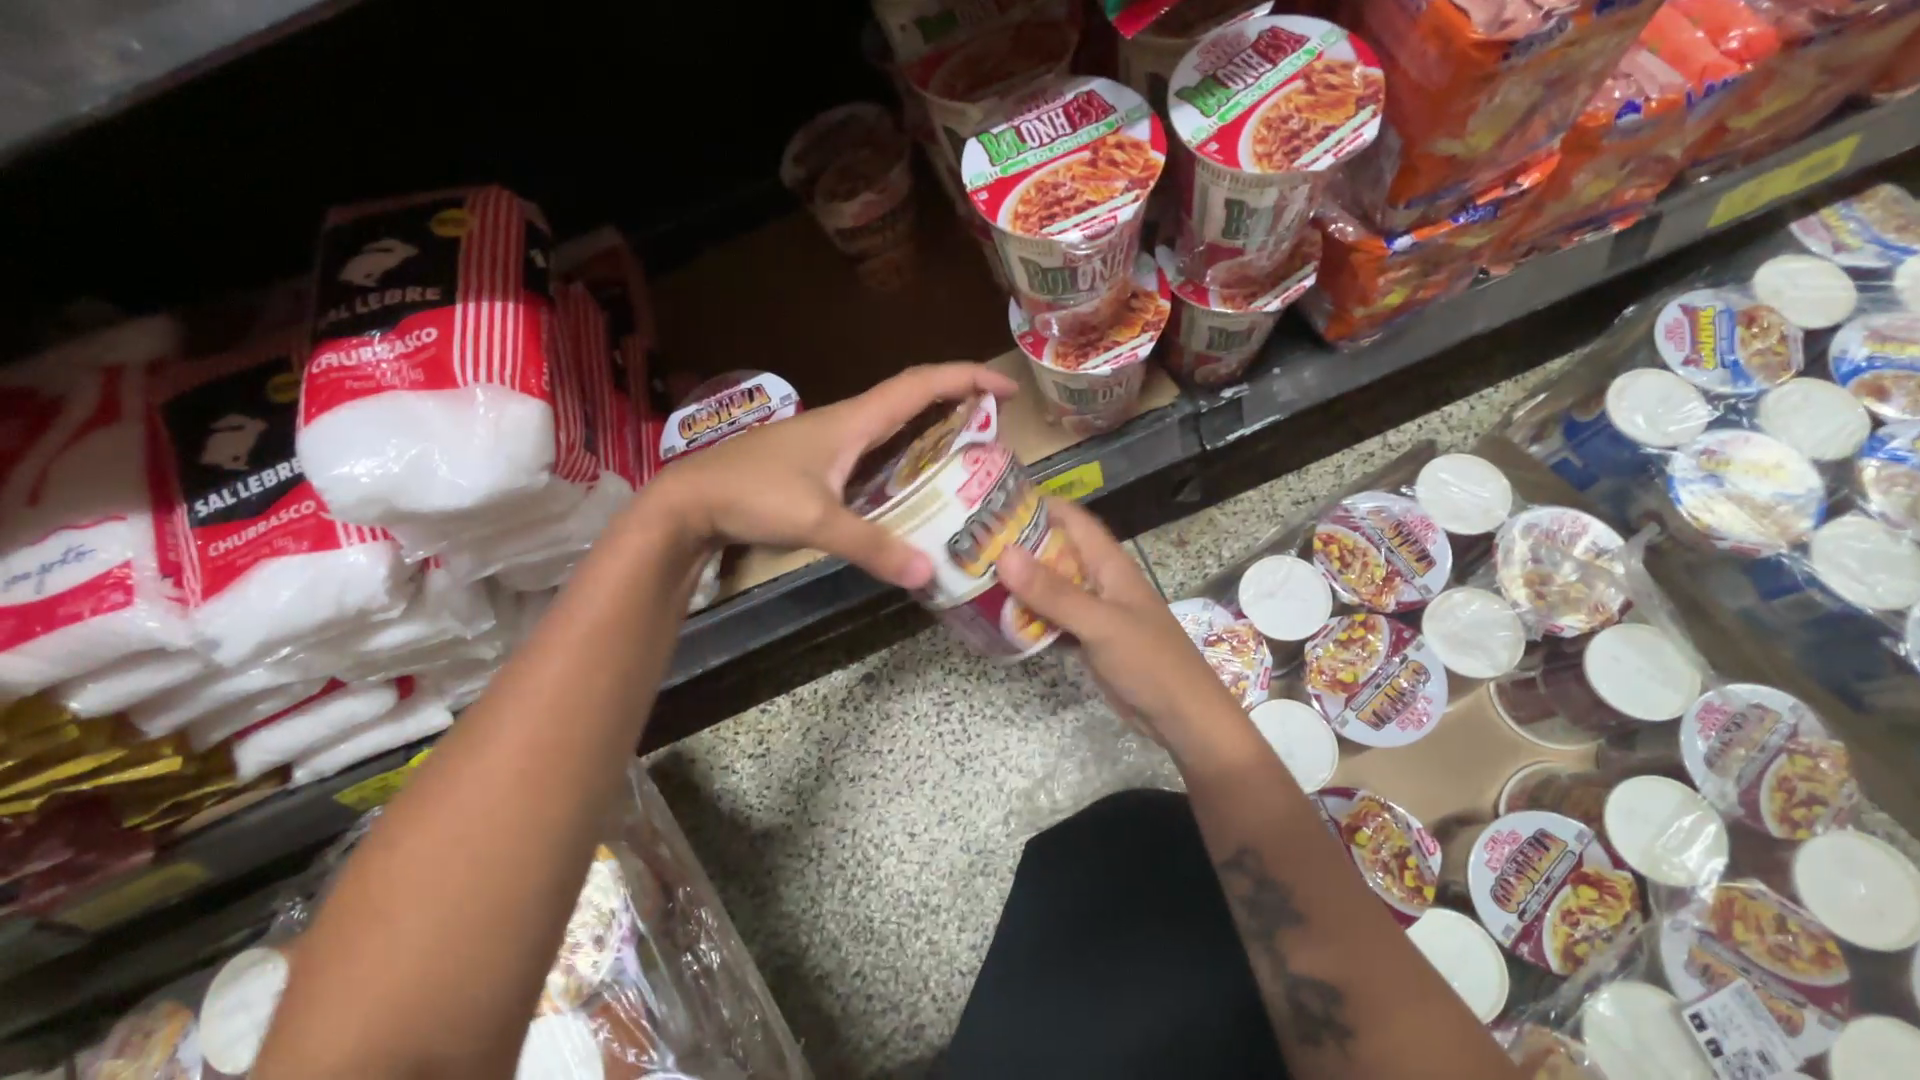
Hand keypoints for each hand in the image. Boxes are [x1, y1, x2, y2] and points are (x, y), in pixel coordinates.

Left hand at [649, 363, 1018, 588]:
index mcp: (853, 421)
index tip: (1006, 386)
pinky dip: (904, 452)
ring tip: (966, 450)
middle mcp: (846, 421)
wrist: (689, 500)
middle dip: (957, 399)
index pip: (920, 385)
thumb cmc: (752, 495)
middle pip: (912, 397)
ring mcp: (829, 440)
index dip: (966, 378)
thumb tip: (928, 572)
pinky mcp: (816, 461)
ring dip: (931, 425)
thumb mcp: (815, 521)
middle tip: (996, 424)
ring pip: (892, 422)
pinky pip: (874, 446)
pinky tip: (910, 481)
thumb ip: (871, 546)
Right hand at [997, 498, 1240, 742]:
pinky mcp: (1088, 640)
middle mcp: (1100, 581)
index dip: (1036, 505)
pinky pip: (1053, 619)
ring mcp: (1094, 612)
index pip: (1071, 519)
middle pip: (1055, 551)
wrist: (1182, 717)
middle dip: (1018, 545)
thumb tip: (1004, 554)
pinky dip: (1029, 617)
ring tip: (975, 577)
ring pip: (1051, 587)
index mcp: (1109, 564)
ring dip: (1020, 583)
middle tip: (971, 544)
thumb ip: (1053, 592)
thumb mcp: (1100, 623)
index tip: (992, 505)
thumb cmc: (1149, 662)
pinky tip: (999, 620)